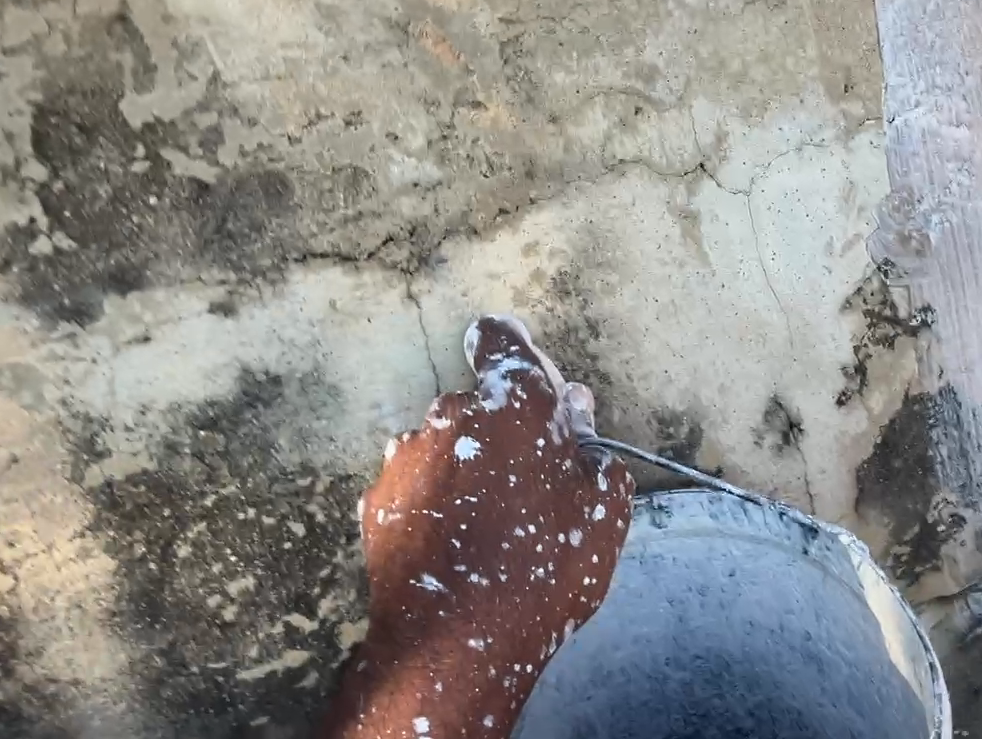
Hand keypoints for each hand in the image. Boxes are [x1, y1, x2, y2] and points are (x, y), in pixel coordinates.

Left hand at [321, 316, 634, 738]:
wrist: (454, 641)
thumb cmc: (543, 566)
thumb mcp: (601, 508)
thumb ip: (592, 447)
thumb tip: (575, 410)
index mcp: (514, 403)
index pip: (502, 340)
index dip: (511, 344)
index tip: (518, 359)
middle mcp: (454, 412)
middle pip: (479, 400)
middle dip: (501, 423)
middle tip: (523, 470)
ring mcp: (409, 453)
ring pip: (445, 440)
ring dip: (464, 459)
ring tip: (485, 517)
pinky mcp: (379, 495)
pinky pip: (415, 478)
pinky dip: (432, 493)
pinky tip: (451, 536)